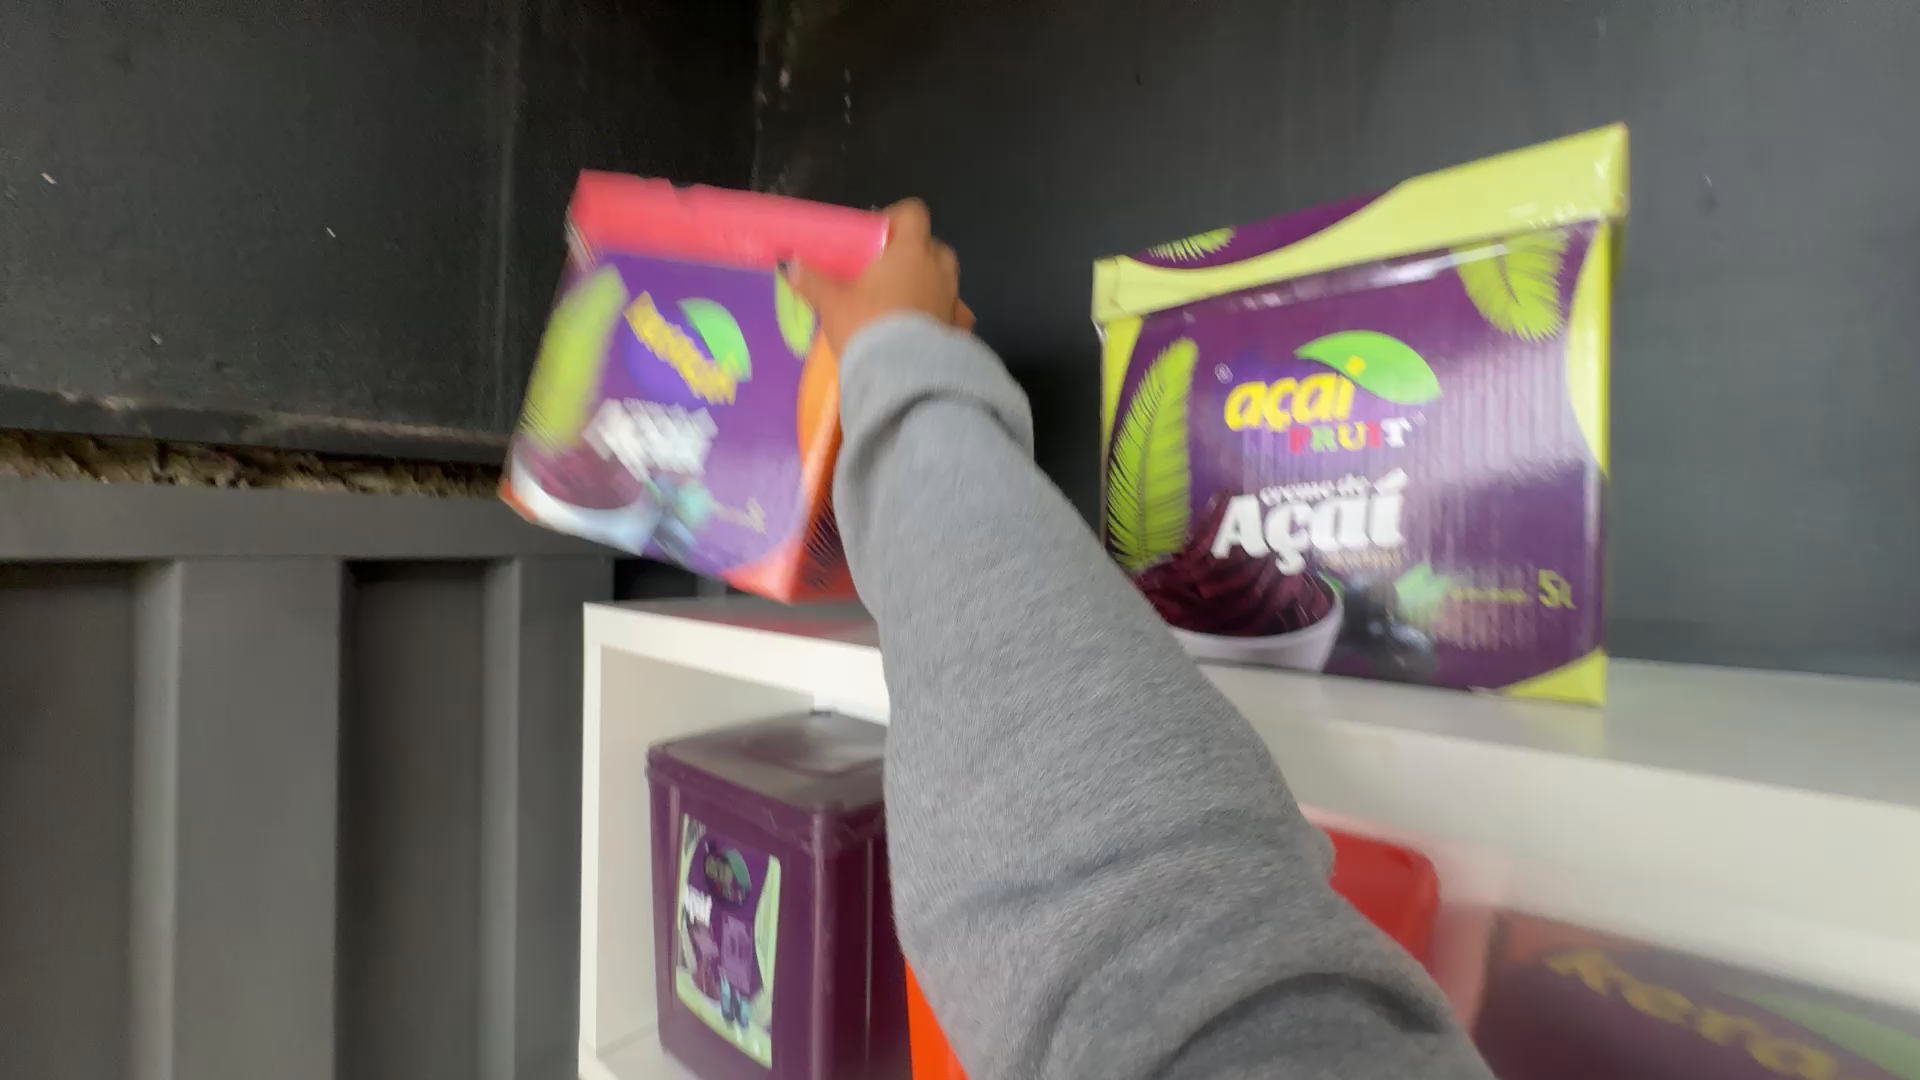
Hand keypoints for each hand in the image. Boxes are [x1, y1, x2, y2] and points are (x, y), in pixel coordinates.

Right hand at [786, 198, 975, 355]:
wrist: (902, 377)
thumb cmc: (867, 326)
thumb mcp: (833, 304)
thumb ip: (813, 281)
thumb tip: (790, 264)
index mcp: (910, 251)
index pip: (914, 213)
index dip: (897, 217)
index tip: (878, 234)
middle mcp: (938, 270)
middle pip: (934, 247)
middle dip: (916, 253)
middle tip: (889, 271)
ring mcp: (952, 300)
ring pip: (946, 280)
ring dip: (929, 283)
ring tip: (904, 301)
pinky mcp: (957, 331)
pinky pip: (954, 315)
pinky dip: (942, 317)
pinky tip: (926, 329)